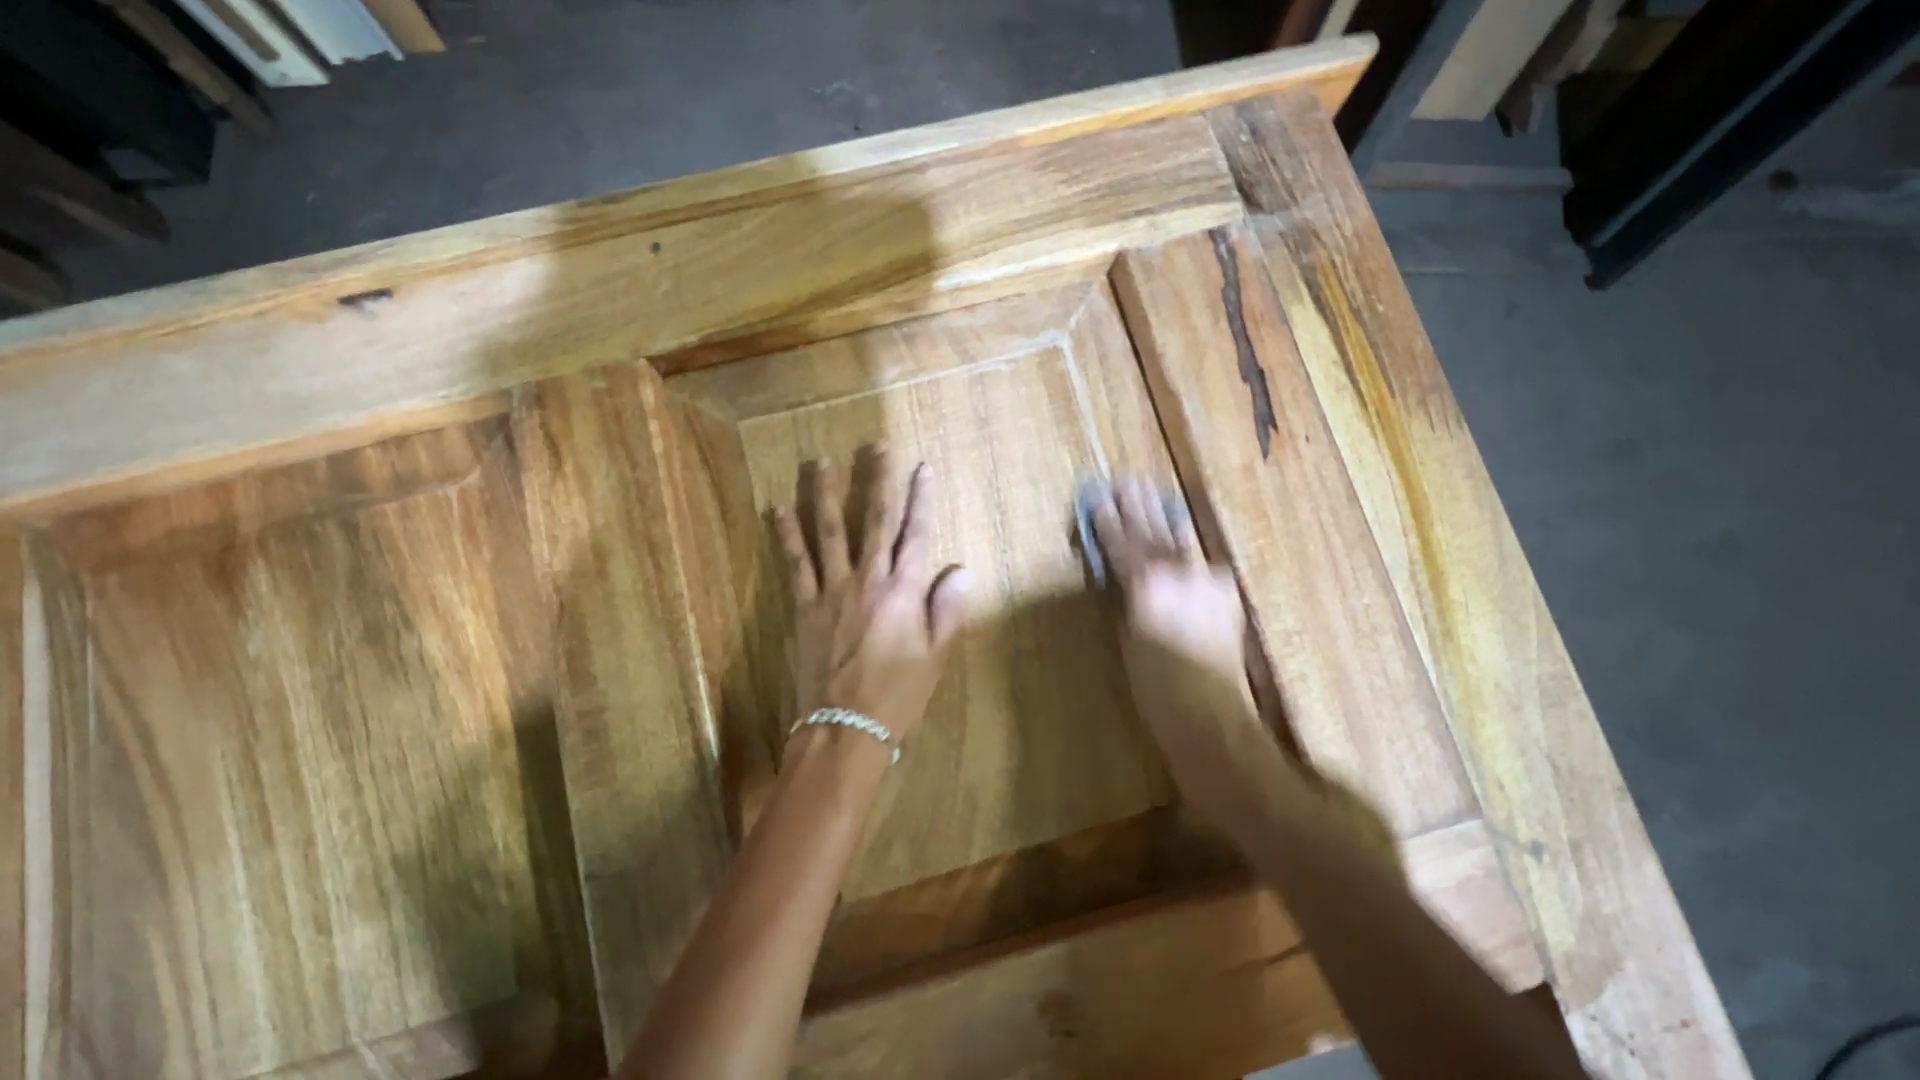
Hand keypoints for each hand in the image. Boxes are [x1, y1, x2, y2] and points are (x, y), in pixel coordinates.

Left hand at [775, 447, 968, 759]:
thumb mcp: (936, 657)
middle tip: (877, 445)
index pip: (917, 534)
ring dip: (826, 492)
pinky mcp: (804, 606)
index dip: (922, 499)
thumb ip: (947, 609)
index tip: (924, 468)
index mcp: (904, 591)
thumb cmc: (898, 696)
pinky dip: (787, 534)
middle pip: (875, 520)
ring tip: (820, 461)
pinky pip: (795, 562)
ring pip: (829, 530)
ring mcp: (832, 590)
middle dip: (878, 480)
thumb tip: (961, 569)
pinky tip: (778, 508)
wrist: (845, 727)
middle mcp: (868, 580)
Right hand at [1092, 478, 1262, 782]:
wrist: (1213, 717)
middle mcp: (1180, 572)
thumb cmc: (1157, 690)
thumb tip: (1121, 575)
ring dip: (1165, 517)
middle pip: (1154, 532)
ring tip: (1152, 493)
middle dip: (1138, 508)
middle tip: (1127, 481)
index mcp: (1147, 584)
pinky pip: (1201, 560)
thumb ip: (1125, 599)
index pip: (1122, 543)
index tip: (1097, 500)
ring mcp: (1208, 580)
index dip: (1108, 523)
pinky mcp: (1226, 594)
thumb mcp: (1128, 640)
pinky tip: (1180, 532)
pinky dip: (1187, 546)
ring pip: (1182, 540)